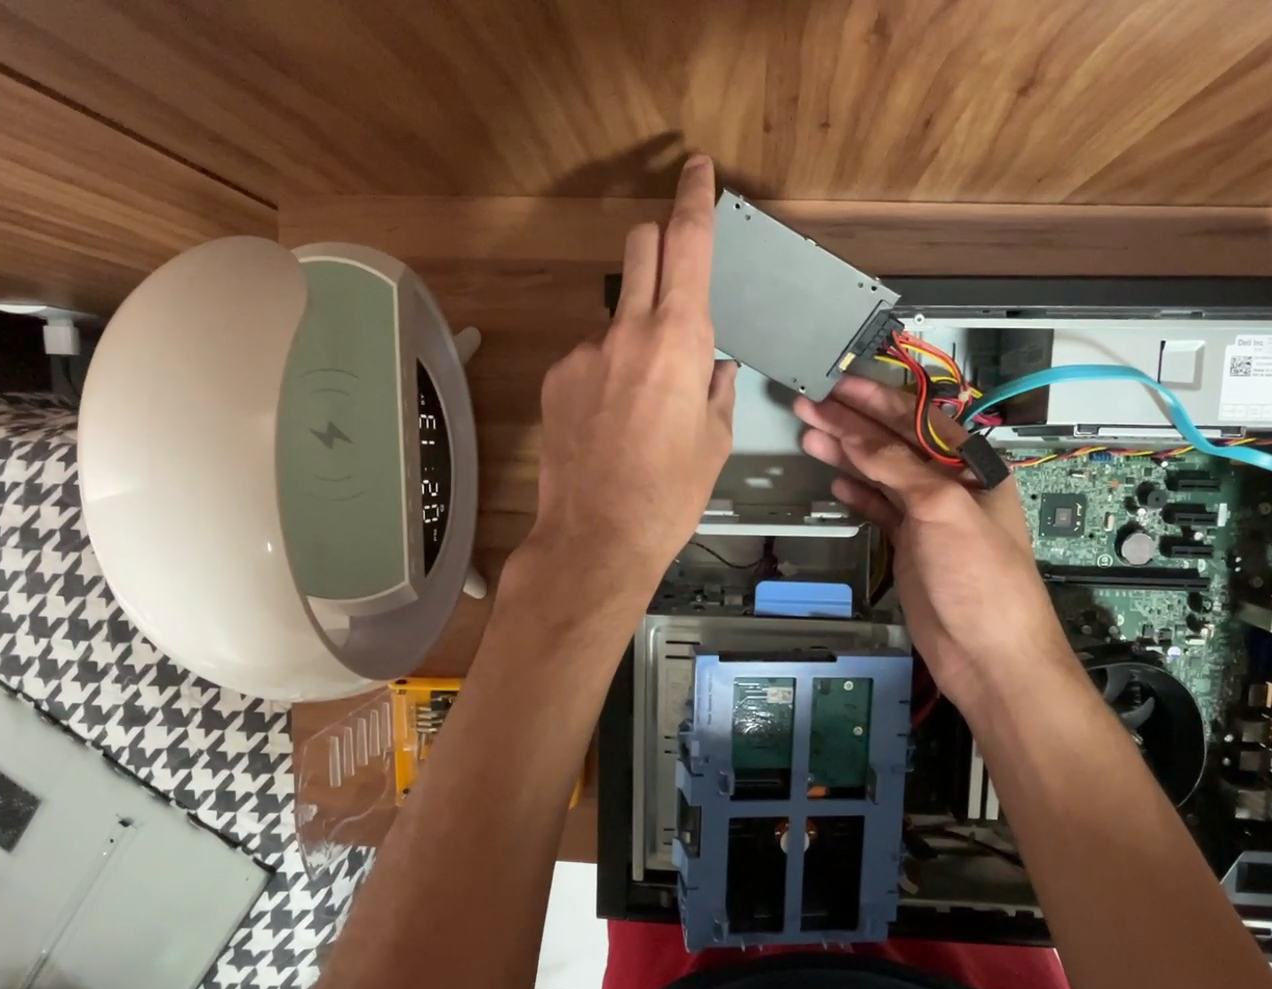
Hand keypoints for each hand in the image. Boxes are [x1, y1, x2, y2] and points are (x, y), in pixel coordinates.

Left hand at [519, 156, 735, 587]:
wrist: (597, 536)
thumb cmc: (672, 493)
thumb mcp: (716, 441)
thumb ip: (716, 388)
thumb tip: (713, 366)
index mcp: (679, 340)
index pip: (687, 243)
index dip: (693, 198)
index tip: (696, 170)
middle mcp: (626, 332)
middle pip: (641, 250)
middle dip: (661, 243)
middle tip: (677, 274)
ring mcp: (583, 353)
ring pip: (615, 315)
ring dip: (634, 332)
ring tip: (641, 402)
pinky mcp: (556, 379)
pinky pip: (589, 357)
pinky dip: (606, 373)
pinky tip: (609, 422)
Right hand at [794, 377, 1082, 714]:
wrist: (988, 654)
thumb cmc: (982, 579)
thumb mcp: (943, 509)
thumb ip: (899, 468)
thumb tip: (857, 435)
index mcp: (971, 467)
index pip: (917, 419)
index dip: (874, 400)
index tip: (836, 384)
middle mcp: (949, 486)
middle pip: (892, 443)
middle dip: (850, 422)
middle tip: (807, 404)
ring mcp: (927, 517)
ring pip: (880, 473)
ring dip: (845, 452)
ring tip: (807, 433)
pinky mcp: (910, 546)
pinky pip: (878, 509)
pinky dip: (856, 493)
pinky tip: (835, 479)